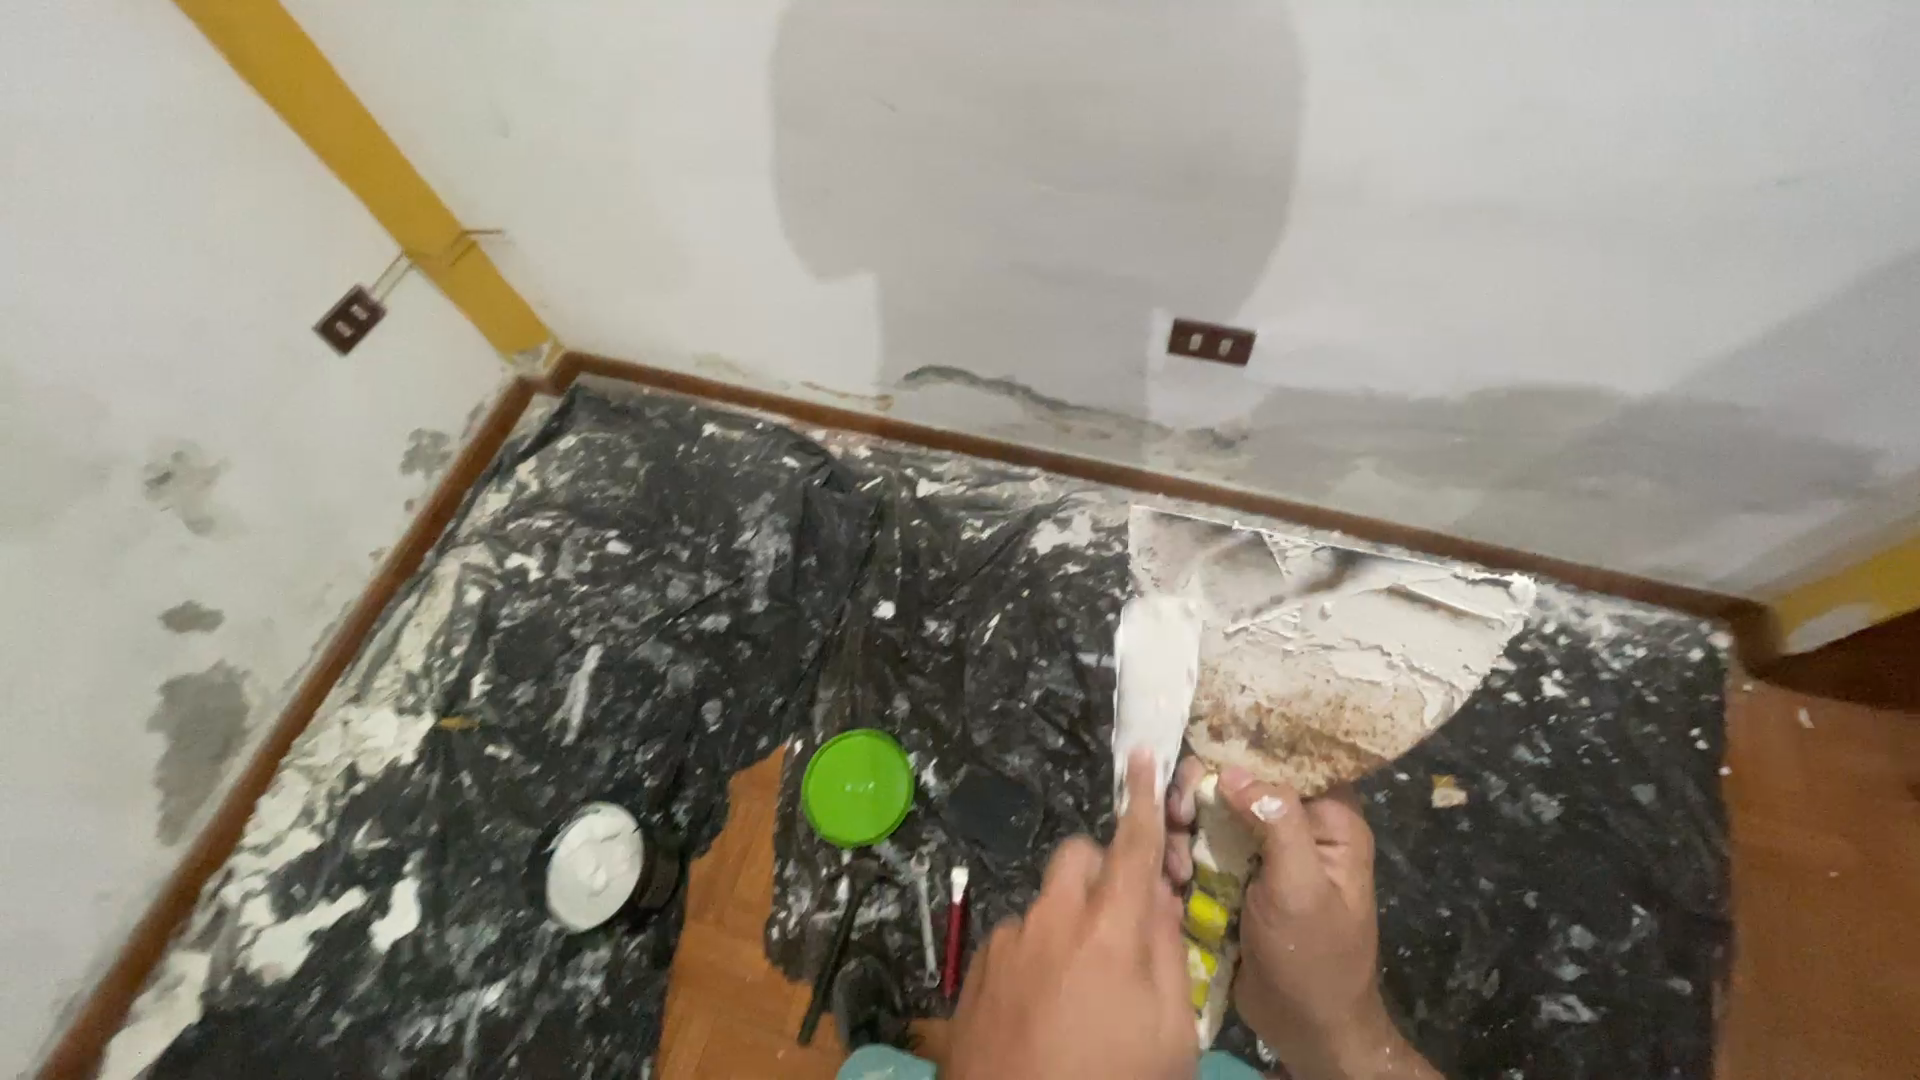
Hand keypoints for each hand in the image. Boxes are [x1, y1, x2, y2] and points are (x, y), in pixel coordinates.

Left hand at [945, 748, 1196, 1079]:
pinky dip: (1037, 952)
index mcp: (1110, 930)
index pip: (1132, 847)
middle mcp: (1053, 919)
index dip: (1142, 800)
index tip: (1143, 757)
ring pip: (1047, 901)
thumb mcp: (1172, 1035)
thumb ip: (1167, 952)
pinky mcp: (981, 965)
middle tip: (1118, 917)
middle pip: (1076, 856)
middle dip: (1100, 870)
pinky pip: (1018, 937)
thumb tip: (1157, 897)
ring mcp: (1010, 939)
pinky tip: (1043, 1005)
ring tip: (1080, 985)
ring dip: (1068, 921)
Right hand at [1165, 762, 1438, 1079]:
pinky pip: (1199, 840)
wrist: (1305, 1028)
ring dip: (1184, 827)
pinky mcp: (1233, 870)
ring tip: (1175, 862)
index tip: (1206, 755)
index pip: (1289, 756)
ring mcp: (1259, 846)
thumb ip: (1276, 822)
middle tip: (1178, 816)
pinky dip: (1180, 851)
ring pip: (1211, 808)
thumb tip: (1233, 770)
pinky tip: (1173, 875)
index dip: (1245, 746)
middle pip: (1238, 777)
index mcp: (1327, 819)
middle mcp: (1294, 822)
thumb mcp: (1301, 887)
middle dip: (1201, 793)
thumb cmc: (1315, 958)